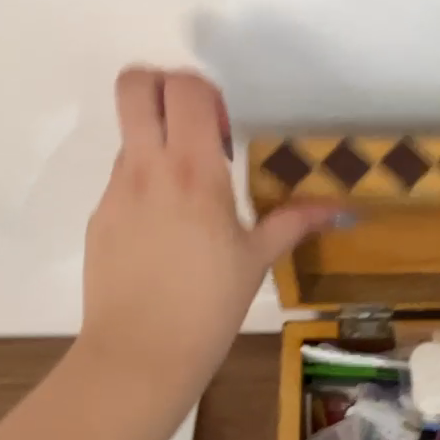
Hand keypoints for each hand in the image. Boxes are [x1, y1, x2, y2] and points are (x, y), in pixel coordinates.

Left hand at [77, 67, 339, 394]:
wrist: (140, 354)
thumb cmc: (208, 306)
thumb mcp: (257, 260)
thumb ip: (295, 222)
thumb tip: (341, 210)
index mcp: (192, 170)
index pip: (184, 88)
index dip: (204, 92)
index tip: (223, 131)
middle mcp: (146, 168)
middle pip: (134, 85)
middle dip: (161, 87)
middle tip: (191, 128)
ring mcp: (114, 192)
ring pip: (129, 137)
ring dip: (157, 146)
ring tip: (186, 202)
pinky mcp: (98, 218)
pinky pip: (121, 183)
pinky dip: (144, 189)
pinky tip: (164, 240)